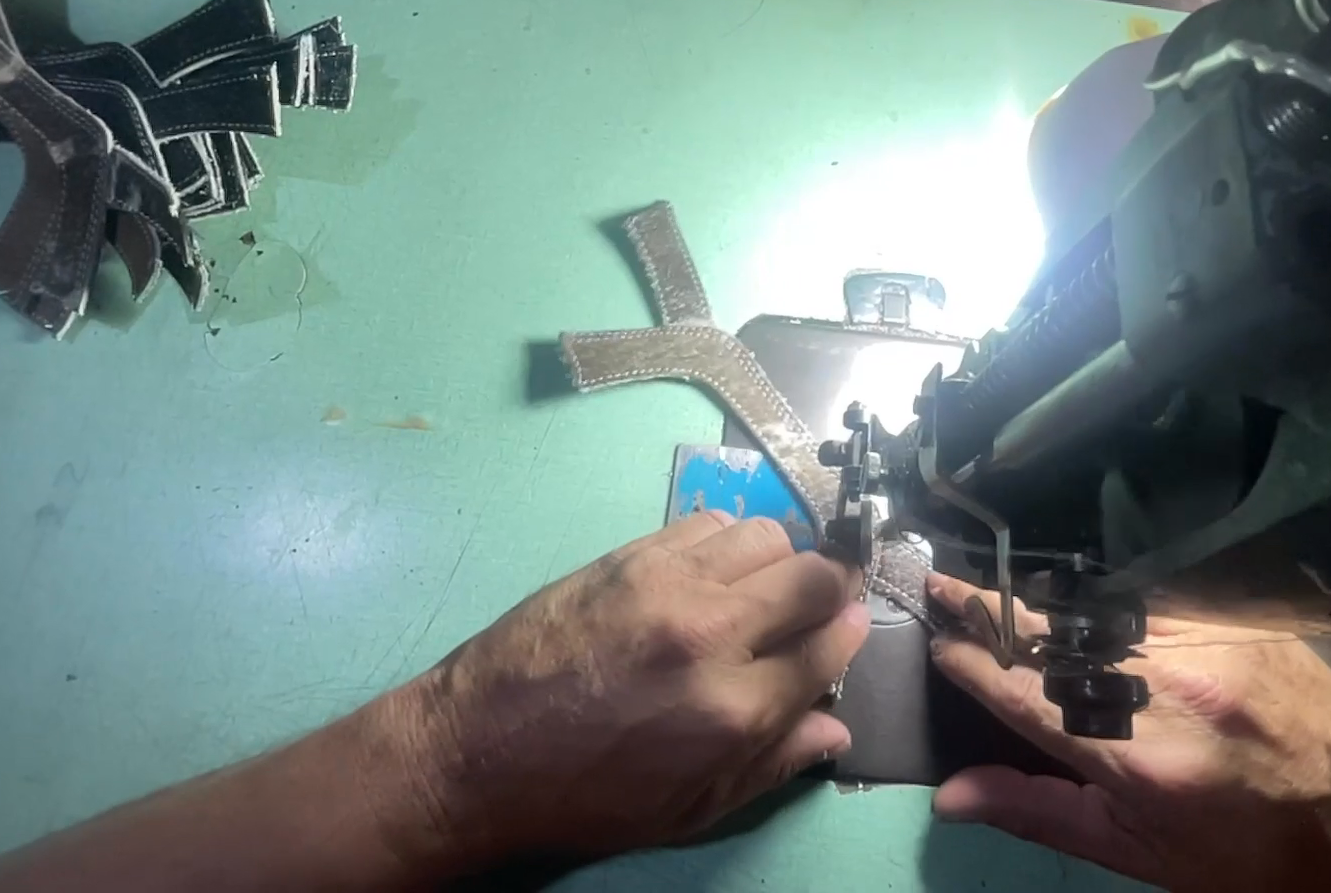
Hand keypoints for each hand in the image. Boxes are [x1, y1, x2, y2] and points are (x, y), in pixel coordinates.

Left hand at [388, 511, 869, 872]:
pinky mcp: (634, 552)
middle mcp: (714, 632)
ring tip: (764, 581)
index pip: (828, 647)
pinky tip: (712, 568)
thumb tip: (838, 728)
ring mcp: (671, 581)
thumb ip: (773, 764)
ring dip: (782, 556)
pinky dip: (728, 540)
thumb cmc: (589, 791)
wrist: (480, 745)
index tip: (850, 624)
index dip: (850, 632)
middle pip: (812, 575)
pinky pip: (710, 521)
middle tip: (822, 596)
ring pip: (767, 534)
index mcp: (733, 708)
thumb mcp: (689, 809)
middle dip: (833, 583)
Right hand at [927, 573, 1330, 892]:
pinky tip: (1075, 607)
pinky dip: (1096, 607)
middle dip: (986, 609)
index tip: (937, 643)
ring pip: (1090, 611)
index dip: (971, 664)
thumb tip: (947, 798)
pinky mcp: (1229, 620)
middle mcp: (1165, 690)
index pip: (1024, 694)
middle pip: (1050, 636)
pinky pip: (1141, 602)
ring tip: (991, 594)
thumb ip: (1035, 812)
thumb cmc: (1240, 855)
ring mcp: (1203, 644)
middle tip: (940, 585)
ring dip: (1036, 605)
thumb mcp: (1136, 852)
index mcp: (1138, 759)